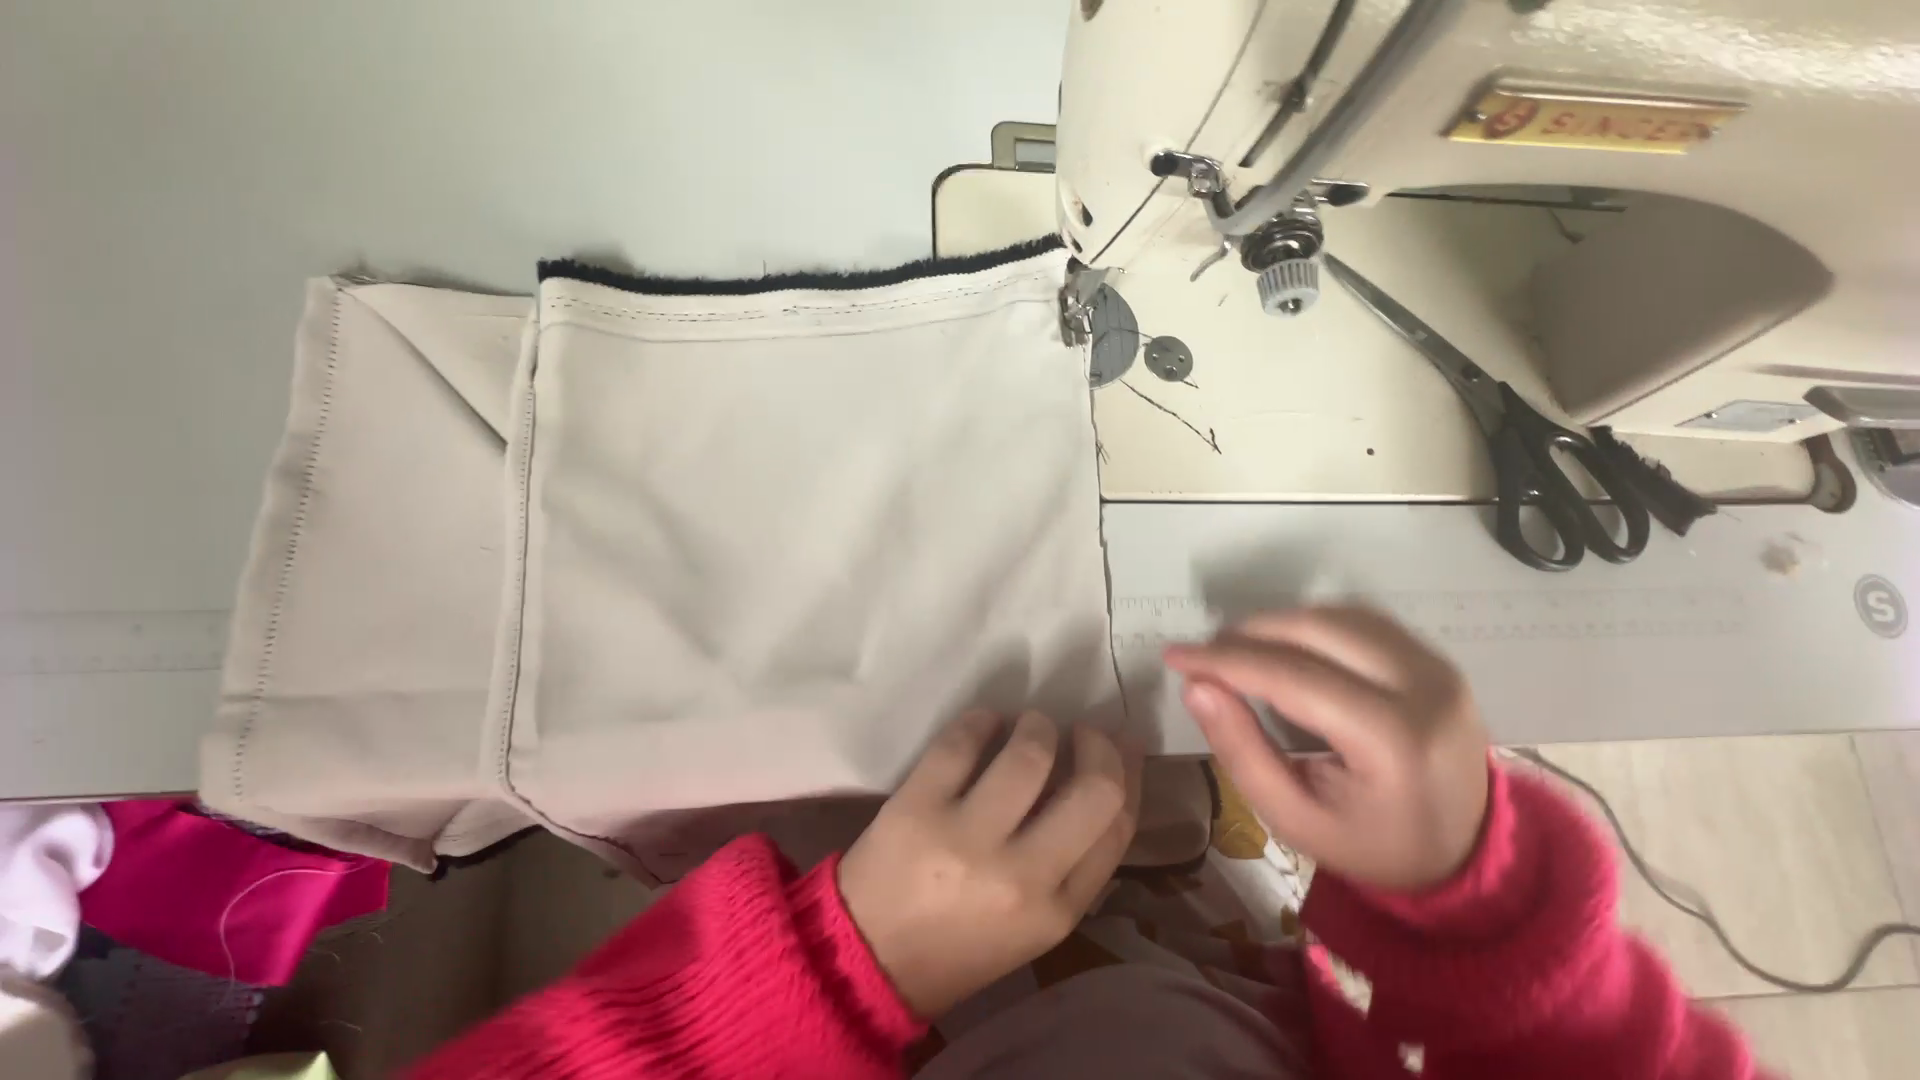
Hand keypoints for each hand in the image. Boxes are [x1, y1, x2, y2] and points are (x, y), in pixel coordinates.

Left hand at [838, 710, 1141, 1017]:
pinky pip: (962, 742)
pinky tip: (983, 724)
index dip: (1129, 772)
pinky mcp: (917, 807)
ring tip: (1029, 725)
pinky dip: (981, 720)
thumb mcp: (1034, 925)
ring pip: (1030, 754)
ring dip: (1037, 725)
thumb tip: (1100, 779)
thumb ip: (1073, 865)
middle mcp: (1020, 877)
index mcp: (1056, 912)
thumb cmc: (959, 941)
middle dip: (1097, 744)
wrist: (868, 959)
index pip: (1117, 826)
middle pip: (1094, 789)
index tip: (1123, 744)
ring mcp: (966, 840)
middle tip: (1080, 730)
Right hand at [1164, 606, 1489, 891]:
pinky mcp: (1436, 658)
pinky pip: (1361, 621)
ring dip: (1278, 625)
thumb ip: (1242, 752)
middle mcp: (1424, 687)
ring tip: (1239, 653)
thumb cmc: (1370, 844)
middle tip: (1205, 656)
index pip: (1293, 676)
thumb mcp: (1294, 818)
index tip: (1175, 656)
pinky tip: (1286, 649)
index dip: (1226, 660)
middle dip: (1248, 634)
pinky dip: (1312, 625)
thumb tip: (1196, 687)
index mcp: (1393, 740)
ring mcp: (1436, 666)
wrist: (1466, 851)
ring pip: (1338, 616)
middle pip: (1316, 630)